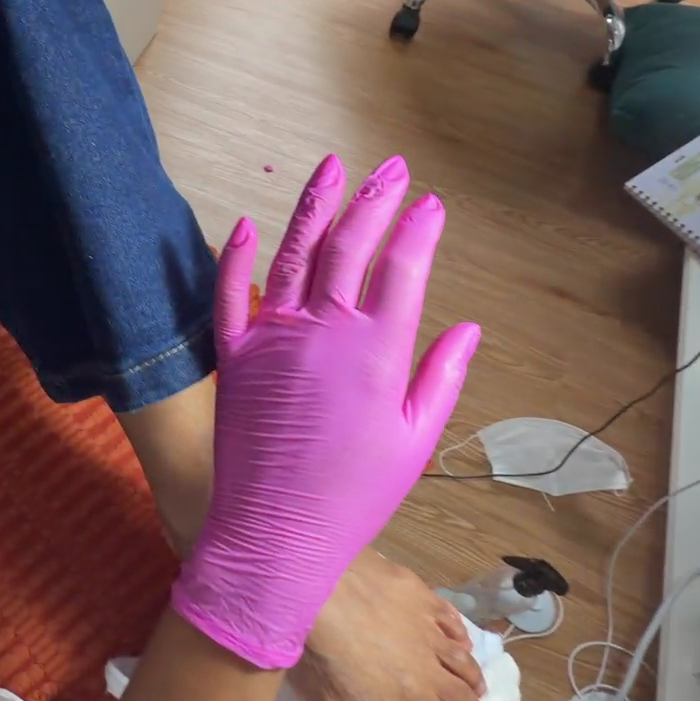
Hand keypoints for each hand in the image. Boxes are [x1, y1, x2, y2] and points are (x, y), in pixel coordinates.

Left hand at [171, 154, 480, 669]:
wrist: (275, 533)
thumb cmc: (354, 495)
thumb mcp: (415, 441)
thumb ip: (442, 377)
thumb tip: (469, 327)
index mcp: (376, 352)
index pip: (403, 268)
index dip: (419, 230)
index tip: (431, 202)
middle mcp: (323, 331)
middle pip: (350, 246)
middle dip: (375, 200)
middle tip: (392, 167)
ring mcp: (272, 337)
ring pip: (294, 254)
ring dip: (315, 207)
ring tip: (333, 167)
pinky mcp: (234, 354)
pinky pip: (230, 294)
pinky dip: (238, 257)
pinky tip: (249, 223)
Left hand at [296, 553, 486, 700]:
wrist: (311, 582)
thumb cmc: (321, 660)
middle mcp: (429, 670)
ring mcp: (421, 626)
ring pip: (460, 662)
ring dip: (471, 682)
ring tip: (476, 692)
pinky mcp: (411, 590)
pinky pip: (448, 618)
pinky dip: (459, 635)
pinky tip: (458, 638)